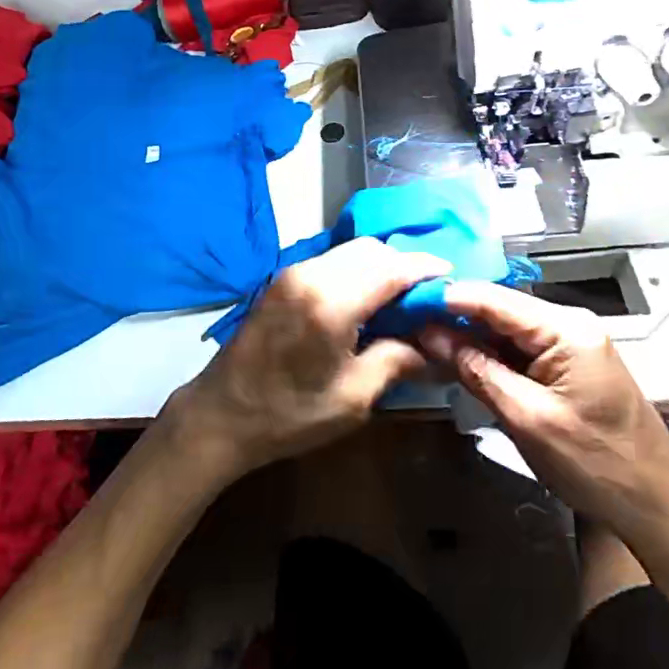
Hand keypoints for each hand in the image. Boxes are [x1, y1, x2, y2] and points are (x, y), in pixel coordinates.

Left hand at [161, 238, 450, 478]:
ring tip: (398, 297)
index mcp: (332, 303)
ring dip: (380, 265)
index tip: (450, 275)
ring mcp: (293, 273)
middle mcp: (312, 275)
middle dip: (403, 264)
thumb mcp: (353, 397)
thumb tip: (436, 348)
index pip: (393, 269)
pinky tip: (365, 297)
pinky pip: (332, 260)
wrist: (218, 418)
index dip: (425, 268)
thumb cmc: (288, 415)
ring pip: (352, 251)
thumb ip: (398, 360)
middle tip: (424, 294)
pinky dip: (357, 269)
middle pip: (373, 250)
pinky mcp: (282, 280)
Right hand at [420, 283, 668, 542]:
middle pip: (503, 310)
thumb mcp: (527, 419)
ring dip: (473, 337)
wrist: (654, 500)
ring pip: (511, 330)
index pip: (496, 299)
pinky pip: (525, 349)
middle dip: (457, 318)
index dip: (450, 298)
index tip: (407, 302)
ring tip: (424, 340)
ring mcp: (574, 342)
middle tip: (408, 325)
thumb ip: (478, 370)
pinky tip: (464, 360)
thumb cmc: (593, 462)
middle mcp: (571, 322)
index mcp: (566, 328)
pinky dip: (495, 355)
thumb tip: (431, 334)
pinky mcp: (572, 362)